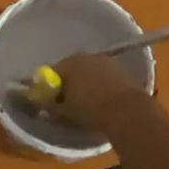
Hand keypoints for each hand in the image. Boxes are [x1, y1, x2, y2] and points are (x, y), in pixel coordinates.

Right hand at [11, 53, 145, 129]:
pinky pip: (105, 75)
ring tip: (89, 100)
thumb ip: (50, 105)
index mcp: (67, 64)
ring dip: (87, 82)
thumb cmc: (91, 110)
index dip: (50, 87)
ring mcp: (105, 60)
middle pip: (71, 68)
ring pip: (90, 71)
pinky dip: (102, 83)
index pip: (51, 72)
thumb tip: (41, 102)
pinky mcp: (122, 69)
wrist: (128, 112)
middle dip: (69, 82)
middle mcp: (85, 56)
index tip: (52, 100)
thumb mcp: (64, 112)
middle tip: (70, 100)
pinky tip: (104, 98)